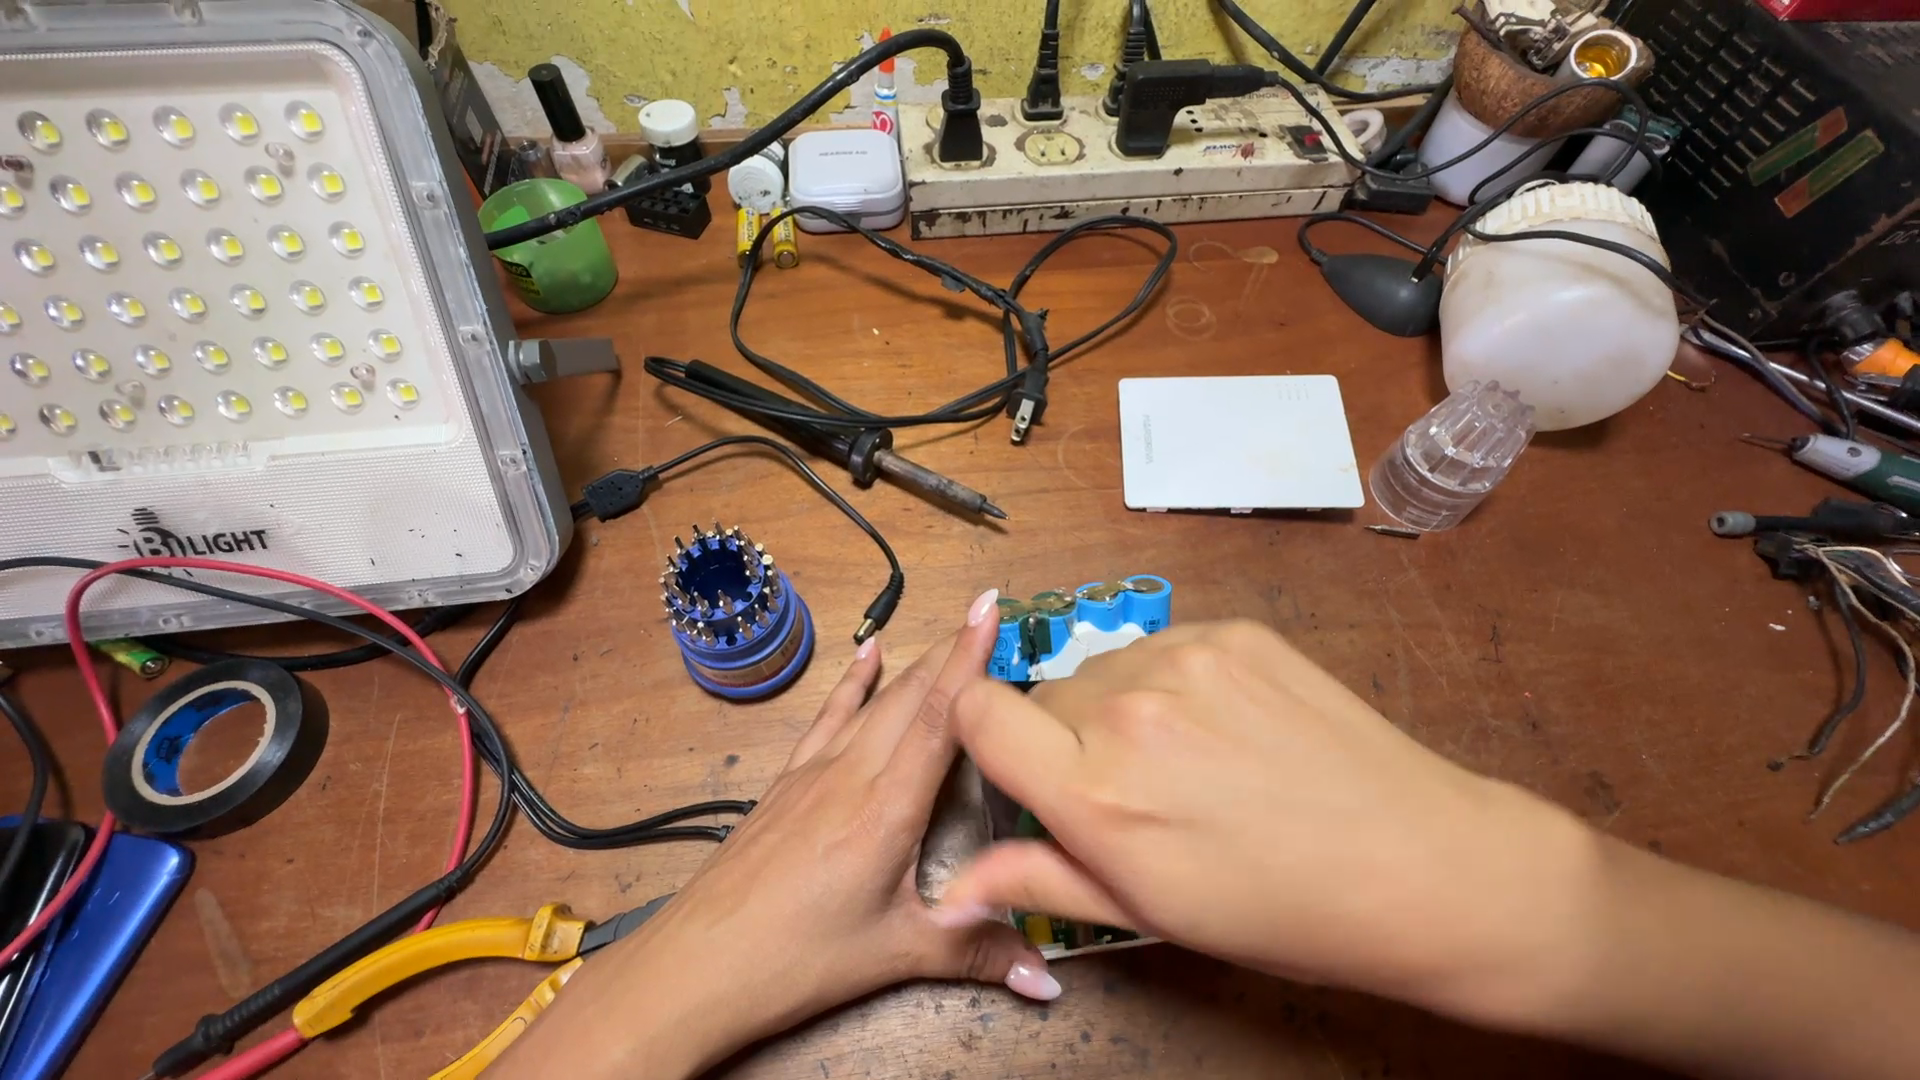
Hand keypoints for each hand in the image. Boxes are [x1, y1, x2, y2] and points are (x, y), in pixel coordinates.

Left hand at [493, 590, 1054, 1079]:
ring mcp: (816, 768)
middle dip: (953, 649)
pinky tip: (868, 651)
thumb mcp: (896, 955)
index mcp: (888, 806)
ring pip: (876, 699)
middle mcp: (854, 771)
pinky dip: (853, 679)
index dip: (969, 658)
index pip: (939, 716)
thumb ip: (978, 954)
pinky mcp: (790, 777)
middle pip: (911, 694)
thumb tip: (1051, 978)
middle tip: (987, 613)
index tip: (988, 607)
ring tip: (949, 629)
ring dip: (916, 661)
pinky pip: (829, 714)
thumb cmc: (801, 957)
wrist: (699, 963)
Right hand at [937, 619, 1596, 1026]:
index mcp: (1093, 789)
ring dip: (1119, 704)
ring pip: (1102, 666)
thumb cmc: (1275, 910)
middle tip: (1129, 783)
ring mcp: (1182, 656)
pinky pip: (1162, 646)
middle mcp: (1125, 707)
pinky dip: (1173, 680)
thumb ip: (1037, 880)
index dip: (979, 726)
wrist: (1421, 864)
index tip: (1010, 753)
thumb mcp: (1147, 911)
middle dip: (1065, 735)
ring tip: (1190, 754)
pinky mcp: (1231, 630)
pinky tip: (1228, 724)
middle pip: (1044, 693)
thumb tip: (950, 891)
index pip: (976, 711)